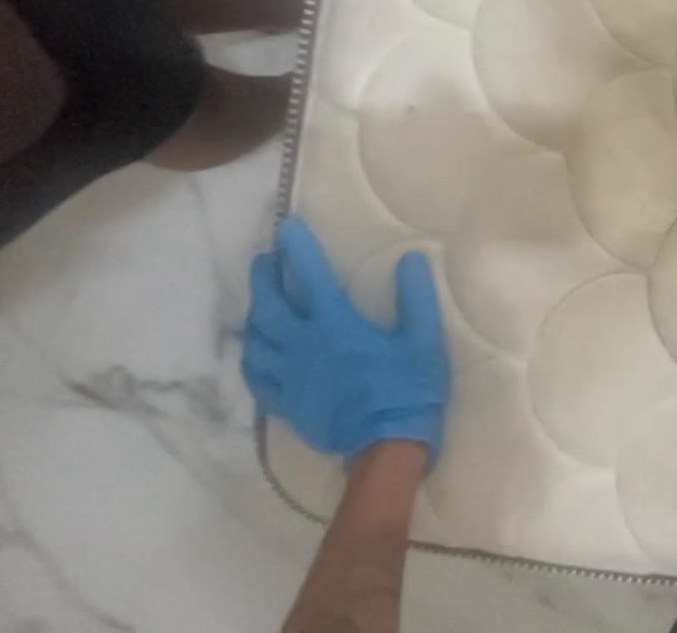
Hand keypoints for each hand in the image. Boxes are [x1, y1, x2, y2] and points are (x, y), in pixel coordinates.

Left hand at [243, 218, 450, 460]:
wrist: (387, 446)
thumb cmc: (409, 389)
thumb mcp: (423, 339)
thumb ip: (415, 297)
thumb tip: (410, 259)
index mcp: (337, 326)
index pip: (311, 279)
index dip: (298, 251)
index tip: (287, 229)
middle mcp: (305, 347)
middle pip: (270, 308)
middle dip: (264, 280)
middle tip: (265, 261)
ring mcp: (291, 377)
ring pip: (257, 342)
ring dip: (254, 316)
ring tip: (258, 303)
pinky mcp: (286, 404)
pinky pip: (258, 378)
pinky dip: (253, 358)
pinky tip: (256, 353)